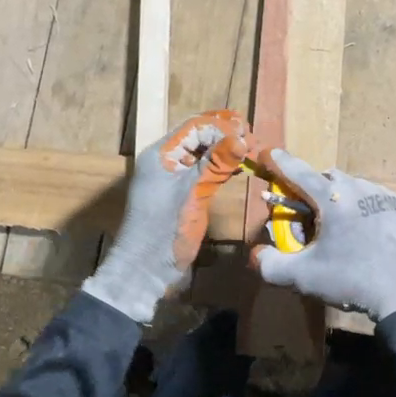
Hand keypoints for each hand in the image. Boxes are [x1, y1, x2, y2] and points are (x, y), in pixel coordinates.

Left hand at [83, 110, 248, 323]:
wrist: (145, 271)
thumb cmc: (165, 229)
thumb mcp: (192, 193)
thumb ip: (216, 164)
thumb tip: (242, 138)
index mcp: (161, 154)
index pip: (194, 127)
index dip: (222, 125)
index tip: (247, 131)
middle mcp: (166, 160)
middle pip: (198, 135)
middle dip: (225, 133)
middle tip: (251, 136)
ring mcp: (173, 177)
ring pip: (202, 151)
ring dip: (225, 148)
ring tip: (250, 148)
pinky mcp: (182, 192)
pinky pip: (203, 169)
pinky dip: (221, 165)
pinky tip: (238, 166)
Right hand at [248, 149, 395, 321]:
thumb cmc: (349, 279)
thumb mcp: (303, 276)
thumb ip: (272, 265)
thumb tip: (257, 255)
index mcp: (332, 197)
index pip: (300, 173)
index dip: (282, 163)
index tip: (271, 153)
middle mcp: (357, 186)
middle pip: (325, 179)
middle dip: (312, 193)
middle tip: (309, 224)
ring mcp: (380, 193)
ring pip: (349, 186)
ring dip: (337, 199)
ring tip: (337, 231)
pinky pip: (370, 196)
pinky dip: (359, 206)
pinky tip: (361, 232)